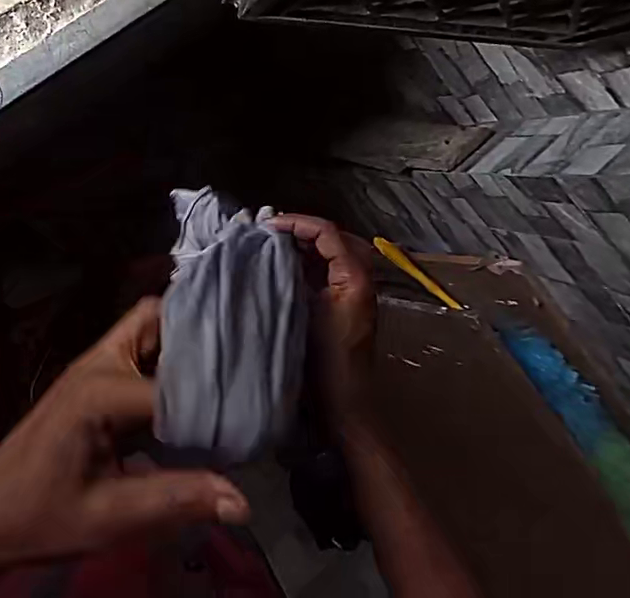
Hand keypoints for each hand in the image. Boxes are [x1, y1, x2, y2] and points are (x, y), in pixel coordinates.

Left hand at [0, 298, 250, 597]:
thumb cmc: (41, 515)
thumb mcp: (109, 517)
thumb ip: (176, 500)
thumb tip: (241, 501)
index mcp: (101, 389)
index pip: (173, 381)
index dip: (212, 392)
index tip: (250, 403)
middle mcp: (98, 363)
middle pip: (154, 318)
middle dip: (196, 329)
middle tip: (242, 350)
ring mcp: (91, 367)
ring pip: (145, 329)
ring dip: (181, 340)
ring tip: (225, 362)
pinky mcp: (90, 380)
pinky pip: (136, 352)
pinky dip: (165, 359)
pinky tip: (191, 387)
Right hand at [270, 214, 376, 416]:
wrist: (344, 406)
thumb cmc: (323, 362)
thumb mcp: (302, 311)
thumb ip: (291, 275)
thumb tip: (271, 247)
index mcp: (354, 277)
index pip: (326, 231)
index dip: (295, 223)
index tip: (267, 227)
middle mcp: (361, 279)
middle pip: (333, 237)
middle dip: (301, 230)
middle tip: (271, 233)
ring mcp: (356, 292)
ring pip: (332, 252)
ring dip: (305, 245)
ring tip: (275, 246)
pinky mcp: (347, 305)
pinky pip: (330, 270)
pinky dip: (309, 262)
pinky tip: (285, 268)